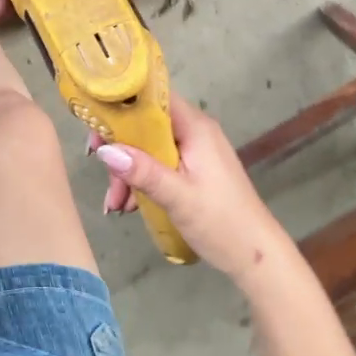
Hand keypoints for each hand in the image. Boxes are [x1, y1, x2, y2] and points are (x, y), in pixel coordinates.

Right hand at [94, 92, 287, 282]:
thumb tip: (106, 150)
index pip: (152, 97)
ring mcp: (196, 150)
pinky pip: (160, 164)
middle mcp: (195, 130)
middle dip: (122, 149)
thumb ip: (142, 171)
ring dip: (130, 171)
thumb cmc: (221, 222)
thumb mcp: (178, 197)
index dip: (121, 106)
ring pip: (150, 147)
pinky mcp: (195, 169)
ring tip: (117, 204)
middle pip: (146, 125)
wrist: (258, 258)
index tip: (96, 128)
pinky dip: (143, 180)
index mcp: (195, 126)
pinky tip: (131, 205)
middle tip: (104, 176)